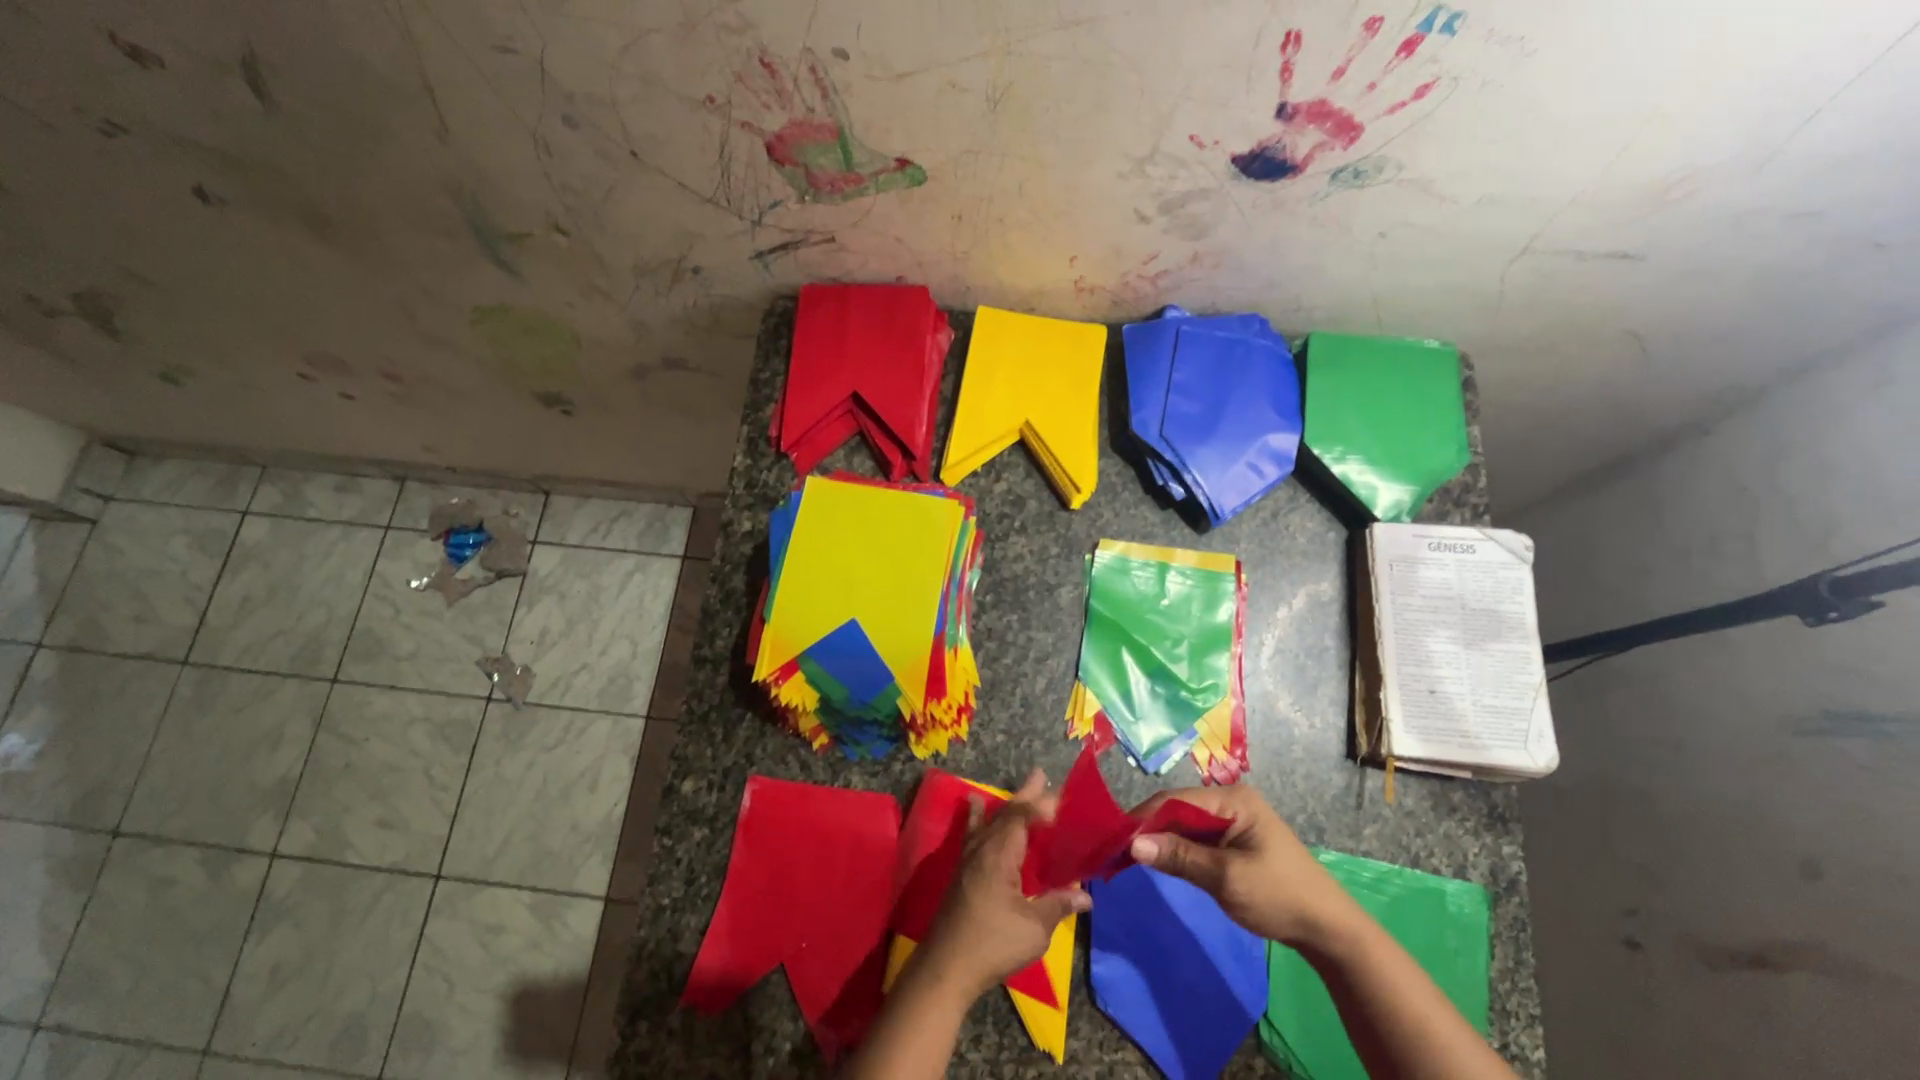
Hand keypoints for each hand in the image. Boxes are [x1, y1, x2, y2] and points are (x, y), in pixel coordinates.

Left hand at [916, 769, 1091, 999]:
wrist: (946, 968)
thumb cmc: (993, 944)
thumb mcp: (1034, 928)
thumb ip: (1058, 905)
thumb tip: (1085, 896)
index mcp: (999, 855)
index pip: (1022, 817)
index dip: (1042, 805)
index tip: (1063, 798)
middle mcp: (981, 850)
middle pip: (1005, 814)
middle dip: (1025, 796)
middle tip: (1040, 775)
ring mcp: (967, 861)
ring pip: (988, 822)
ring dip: (1006, 806)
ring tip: (1017, 790)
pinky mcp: (961, 875)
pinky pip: (974, 835)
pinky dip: (980, 819)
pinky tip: (975, 811)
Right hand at [1129, 785, 1355, 948]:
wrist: (1327, 929)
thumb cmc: (1279, 896)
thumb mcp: (1226, 878)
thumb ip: (1180, 857)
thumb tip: (1132, 844)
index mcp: (1233, 800)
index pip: (1174, 800)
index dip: (1141, 818)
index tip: (1110, 840)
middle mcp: (1230, 802)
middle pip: (1176, 810)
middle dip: (1146, 830)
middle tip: (1112, 852)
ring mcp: (1232, 822)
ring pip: (1183, 826)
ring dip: (1158, 842)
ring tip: (1124, 859)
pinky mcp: (1232, 842)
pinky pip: (1195, 840)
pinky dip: (1174, 851)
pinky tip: (1155, 863)